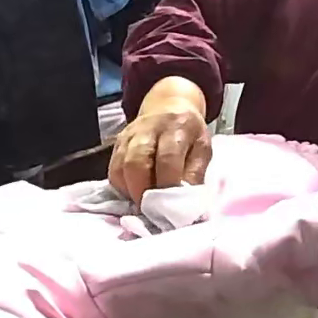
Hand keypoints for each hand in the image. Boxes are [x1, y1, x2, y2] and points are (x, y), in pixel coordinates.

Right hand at [112, 77, 213, 199]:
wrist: (170, 106)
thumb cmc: (190, 133)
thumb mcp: (204, 148)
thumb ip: (195, 173)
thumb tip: (185, 202)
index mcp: (177, 127)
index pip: (167, 158)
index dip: (168, 185)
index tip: (171, 207)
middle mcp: (148, 128)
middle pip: (137, 163)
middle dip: (144, 192)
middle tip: (154, 211)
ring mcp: (129, 135)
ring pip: (121, 167)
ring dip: (131, 192)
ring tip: (145, 206)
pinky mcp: (117, 143)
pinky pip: (113, 170)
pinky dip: (122, 187)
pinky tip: (135, 195)